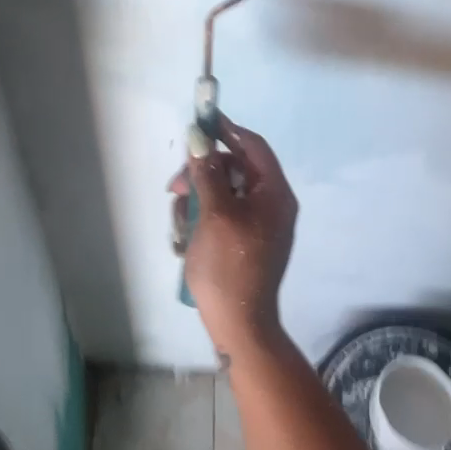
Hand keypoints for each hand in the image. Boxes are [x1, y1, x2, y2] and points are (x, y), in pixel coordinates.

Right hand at [170, 118, 298, 354]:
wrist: (239, 326)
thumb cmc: (229, 266)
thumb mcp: (214, 213)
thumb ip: (207, 172)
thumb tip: (198, 138)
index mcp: (274, 193)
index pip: (253, 146)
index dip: (227, 130)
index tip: (199, 123)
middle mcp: (272, 204)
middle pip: (235, 168)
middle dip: (203, 172)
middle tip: (176, 184)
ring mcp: (260, 224)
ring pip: (224, 191)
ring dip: (198, 197)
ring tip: (180, 218)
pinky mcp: (245, 241)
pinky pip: (222, 214)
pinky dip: (203, 217)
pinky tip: (187, 235)